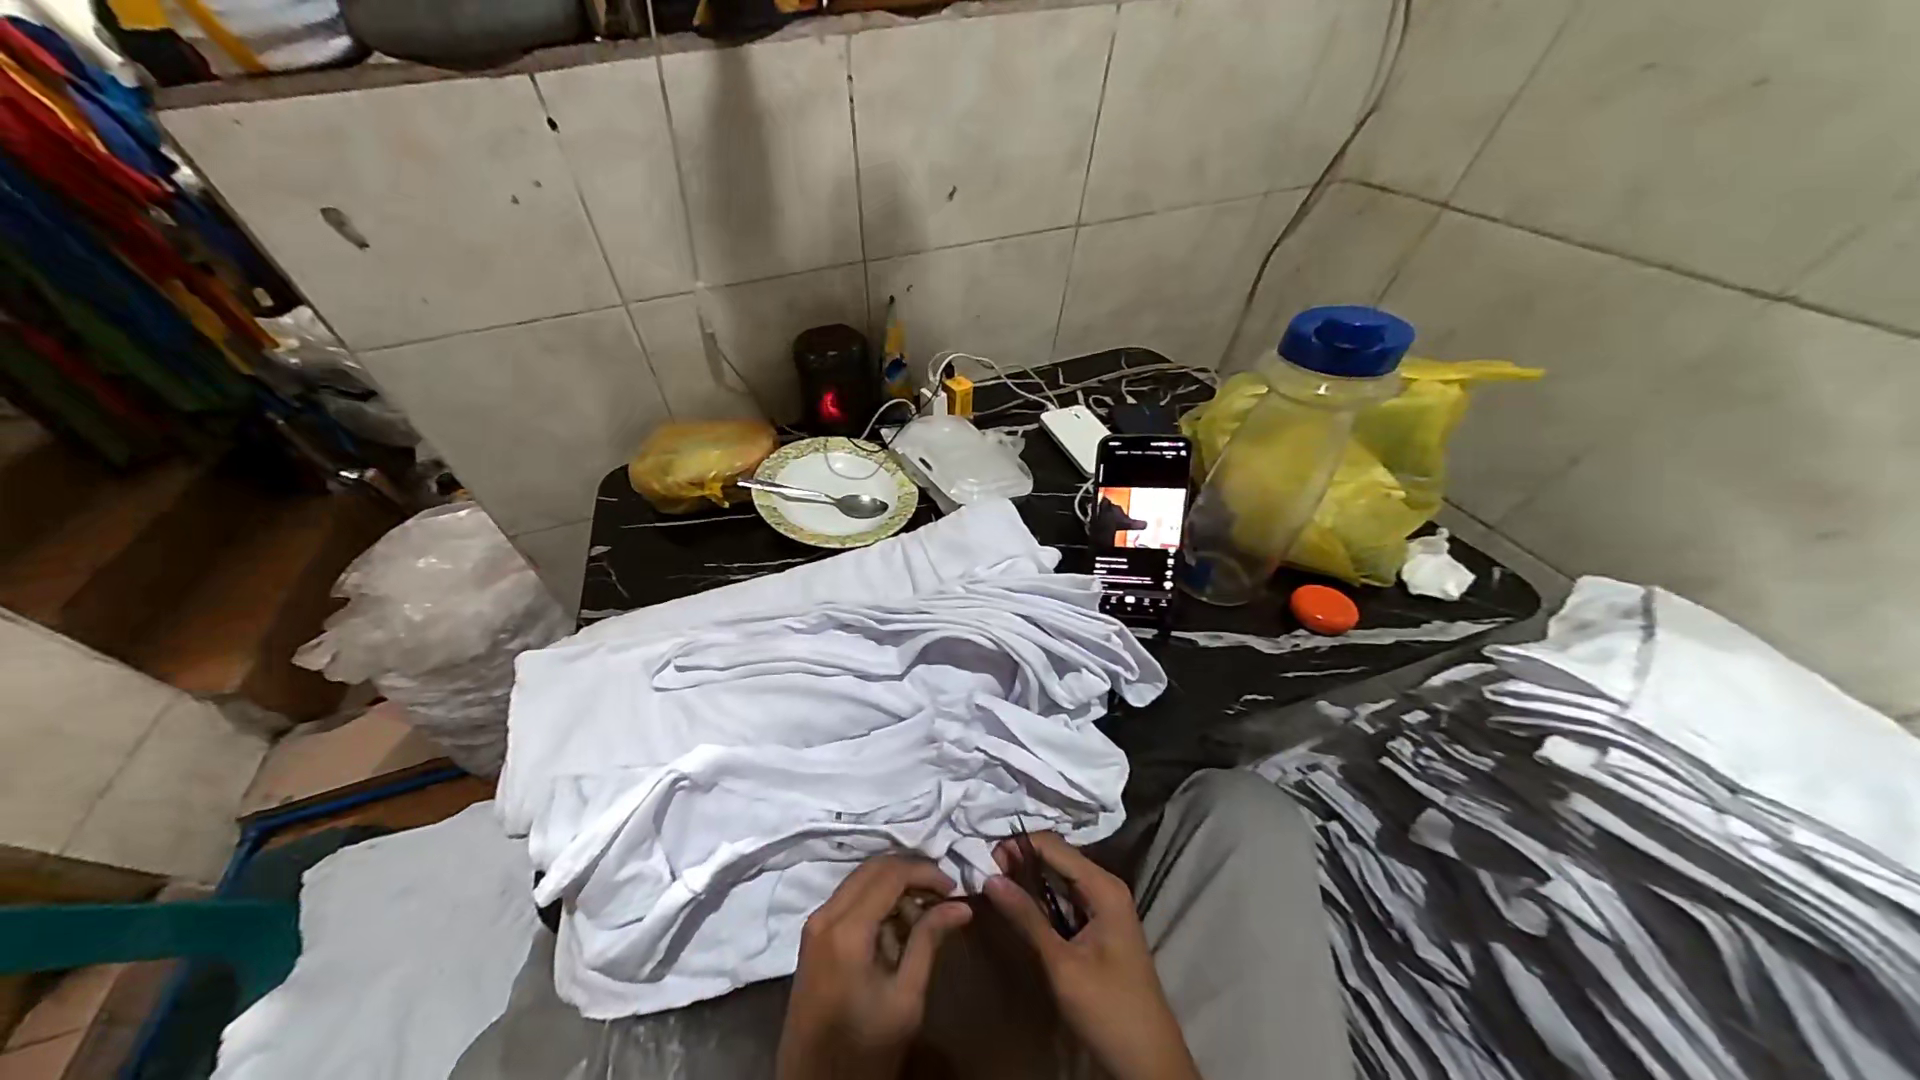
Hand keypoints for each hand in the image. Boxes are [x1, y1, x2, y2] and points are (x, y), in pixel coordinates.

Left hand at [777, 856, 972, 1079]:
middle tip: (942, 893)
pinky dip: (877, 900)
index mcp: (846, 930)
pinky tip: (899, 924)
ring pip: (860, 880)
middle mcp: (824, 915)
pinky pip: (849, 898)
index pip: (890, 874)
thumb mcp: (905, 998)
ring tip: (926, 911)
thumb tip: (961, 905)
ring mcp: (815, 924)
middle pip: (873, 868)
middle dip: (911, 872)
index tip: (954, 887)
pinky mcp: (814, 936)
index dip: (925, 872)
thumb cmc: (864, 1049)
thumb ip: (929, 941)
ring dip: (894, 885)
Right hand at [986, 833, 1199, 1079]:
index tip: (982, 857)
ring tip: (991, 879)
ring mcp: (1104, 906)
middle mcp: (1105, 887)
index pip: (1053, 845)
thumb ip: (1026, 918)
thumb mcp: (1061, 964)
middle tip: (981, 869)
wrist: (1149, 1061)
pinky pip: (1064, 898)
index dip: (1017, 844)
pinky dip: (1039, 896)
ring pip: (1058, 877)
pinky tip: (1015, 901)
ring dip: (1027, 877)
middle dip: (1019, 858)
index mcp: (1103, 886)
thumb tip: (990, 878)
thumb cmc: (1108, 1009)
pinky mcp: (1098, 925)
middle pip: (1056, 857)